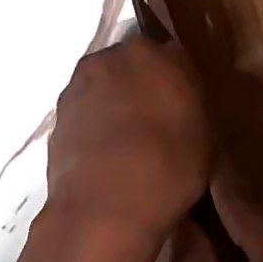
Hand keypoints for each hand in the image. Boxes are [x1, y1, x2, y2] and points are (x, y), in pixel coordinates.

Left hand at [47, 36, 211, 242]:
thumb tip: (177, 93)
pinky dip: (94, 126)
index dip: (178, 80)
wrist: (105, 207)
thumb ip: (190, 101)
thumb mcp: (205, 133)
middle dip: (142, 85)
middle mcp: (109, 59)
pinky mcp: (57, 117)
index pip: (171, 55)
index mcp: (152, 54)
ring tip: (128, 143)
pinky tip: (106, 155)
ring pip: (103, 87)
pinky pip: (85, 113)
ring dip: (114, 104)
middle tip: (156, 121)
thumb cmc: (169, 167)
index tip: (184, 105)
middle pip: (130, 64)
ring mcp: (77, 87)